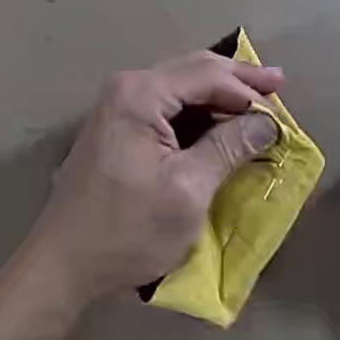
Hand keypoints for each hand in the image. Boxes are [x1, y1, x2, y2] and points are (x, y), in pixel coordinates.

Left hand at [28, 51, 283, 300]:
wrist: (59, 269)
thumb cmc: (126, 230)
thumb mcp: (188, 189)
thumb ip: (230, 147)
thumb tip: (268, 123)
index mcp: (141, 94)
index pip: (207, 75)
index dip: (247, 91)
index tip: (280, 110)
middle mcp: (128, 87)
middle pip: (195, 70)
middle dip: (238, 79)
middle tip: (278, 85)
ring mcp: (119, 105)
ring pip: (183, 85)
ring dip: (220, 94)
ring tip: (258, 99)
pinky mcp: (118, 125)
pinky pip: (169, 105)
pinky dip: (200, 111)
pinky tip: (222, 118)